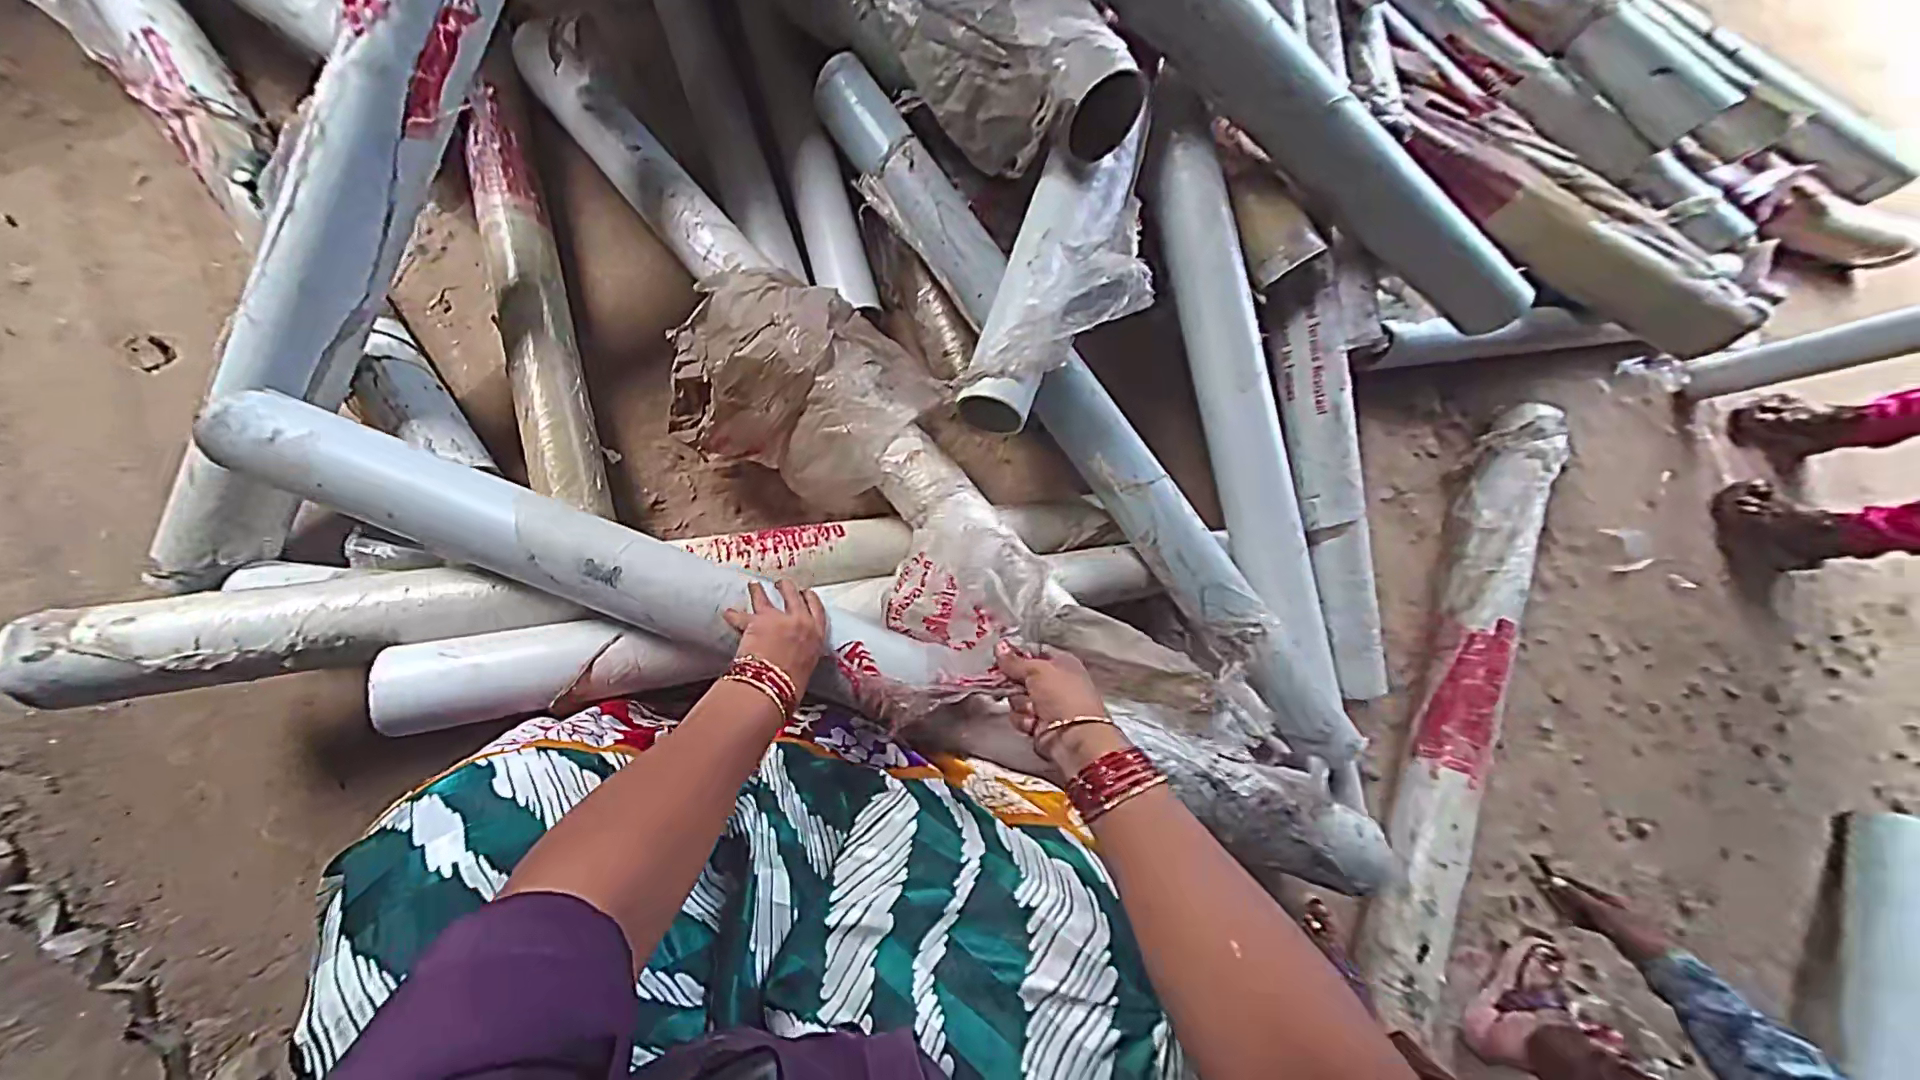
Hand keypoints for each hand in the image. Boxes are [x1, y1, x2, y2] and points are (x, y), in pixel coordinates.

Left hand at [723, 580, 827, 689]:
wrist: (775, 684)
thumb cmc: (792, 683)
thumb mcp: (808, 665)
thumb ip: (805, 652)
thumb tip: (798, 656)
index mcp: (816, 633)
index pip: (816, 608)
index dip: (809, 598)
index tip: (806, 592)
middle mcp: (801, 621)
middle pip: (794, 595)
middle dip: (787, 587)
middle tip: (781, 584)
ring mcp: (779, 618)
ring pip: (768, 597)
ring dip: (759, 590)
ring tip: (754, 585)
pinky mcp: (757, 622)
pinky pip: (741, 616)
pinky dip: (733, 615)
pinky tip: (728, 612)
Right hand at [994, 641, 1127, 772]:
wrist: (1073, 736)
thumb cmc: (1062, 696)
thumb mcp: (1037, 671)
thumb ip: (1014, 661)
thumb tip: (999, 646)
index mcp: (1061, 663)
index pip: (1034, 652)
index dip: (1017, 655)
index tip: (1001, 657)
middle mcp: (1054, 682)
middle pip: (1021, 676)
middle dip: (1015, 682)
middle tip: (1013, 685)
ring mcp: (1046, 704)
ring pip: (1017, 697)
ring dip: (1021, 703)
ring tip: (1033, 709)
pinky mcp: (1038, 723)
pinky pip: (1019, 715)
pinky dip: (1024, 718)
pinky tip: (1034, 722)